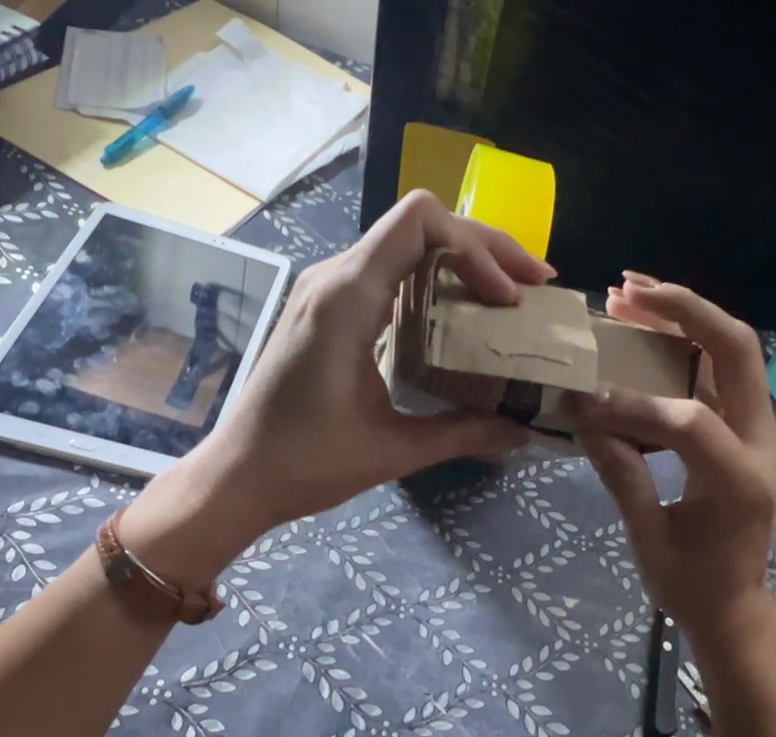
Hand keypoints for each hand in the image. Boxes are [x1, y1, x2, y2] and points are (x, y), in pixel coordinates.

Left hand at [120, 191, 554, 589]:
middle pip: (420, 225)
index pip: (421, 221)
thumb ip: (464, 435)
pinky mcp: (323, 309)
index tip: (508, 299)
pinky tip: (459, 316)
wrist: (238, 476)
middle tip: (537, 286)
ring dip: (460, 263)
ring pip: (403, 245)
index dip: (477, 247)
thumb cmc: (307, 463)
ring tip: (509, 298)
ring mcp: (325, 290)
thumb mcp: (394, 451)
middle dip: (485, 249)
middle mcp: (333, 277)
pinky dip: (431, 282)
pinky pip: (386, 272)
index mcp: (346, 297)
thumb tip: (522, 432)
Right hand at [571, 273, 775, 638]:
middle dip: (685, 311)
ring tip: (630, 296)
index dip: (633, 404)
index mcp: (741, 482)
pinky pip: (725, 376)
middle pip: (738, 352)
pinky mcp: (750, 434)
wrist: (735, 608)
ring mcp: (763, 435)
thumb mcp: (648, 540)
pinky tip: (649, 333)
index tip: (584, 398)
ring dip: (686, 318)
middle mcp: (764, 446)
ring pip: (736, 354)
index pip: (688, 421)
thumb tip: (584, 418)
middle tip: (627, 289)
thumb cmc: (690, 586)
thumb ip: (621, 476)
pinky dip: (688, 347)